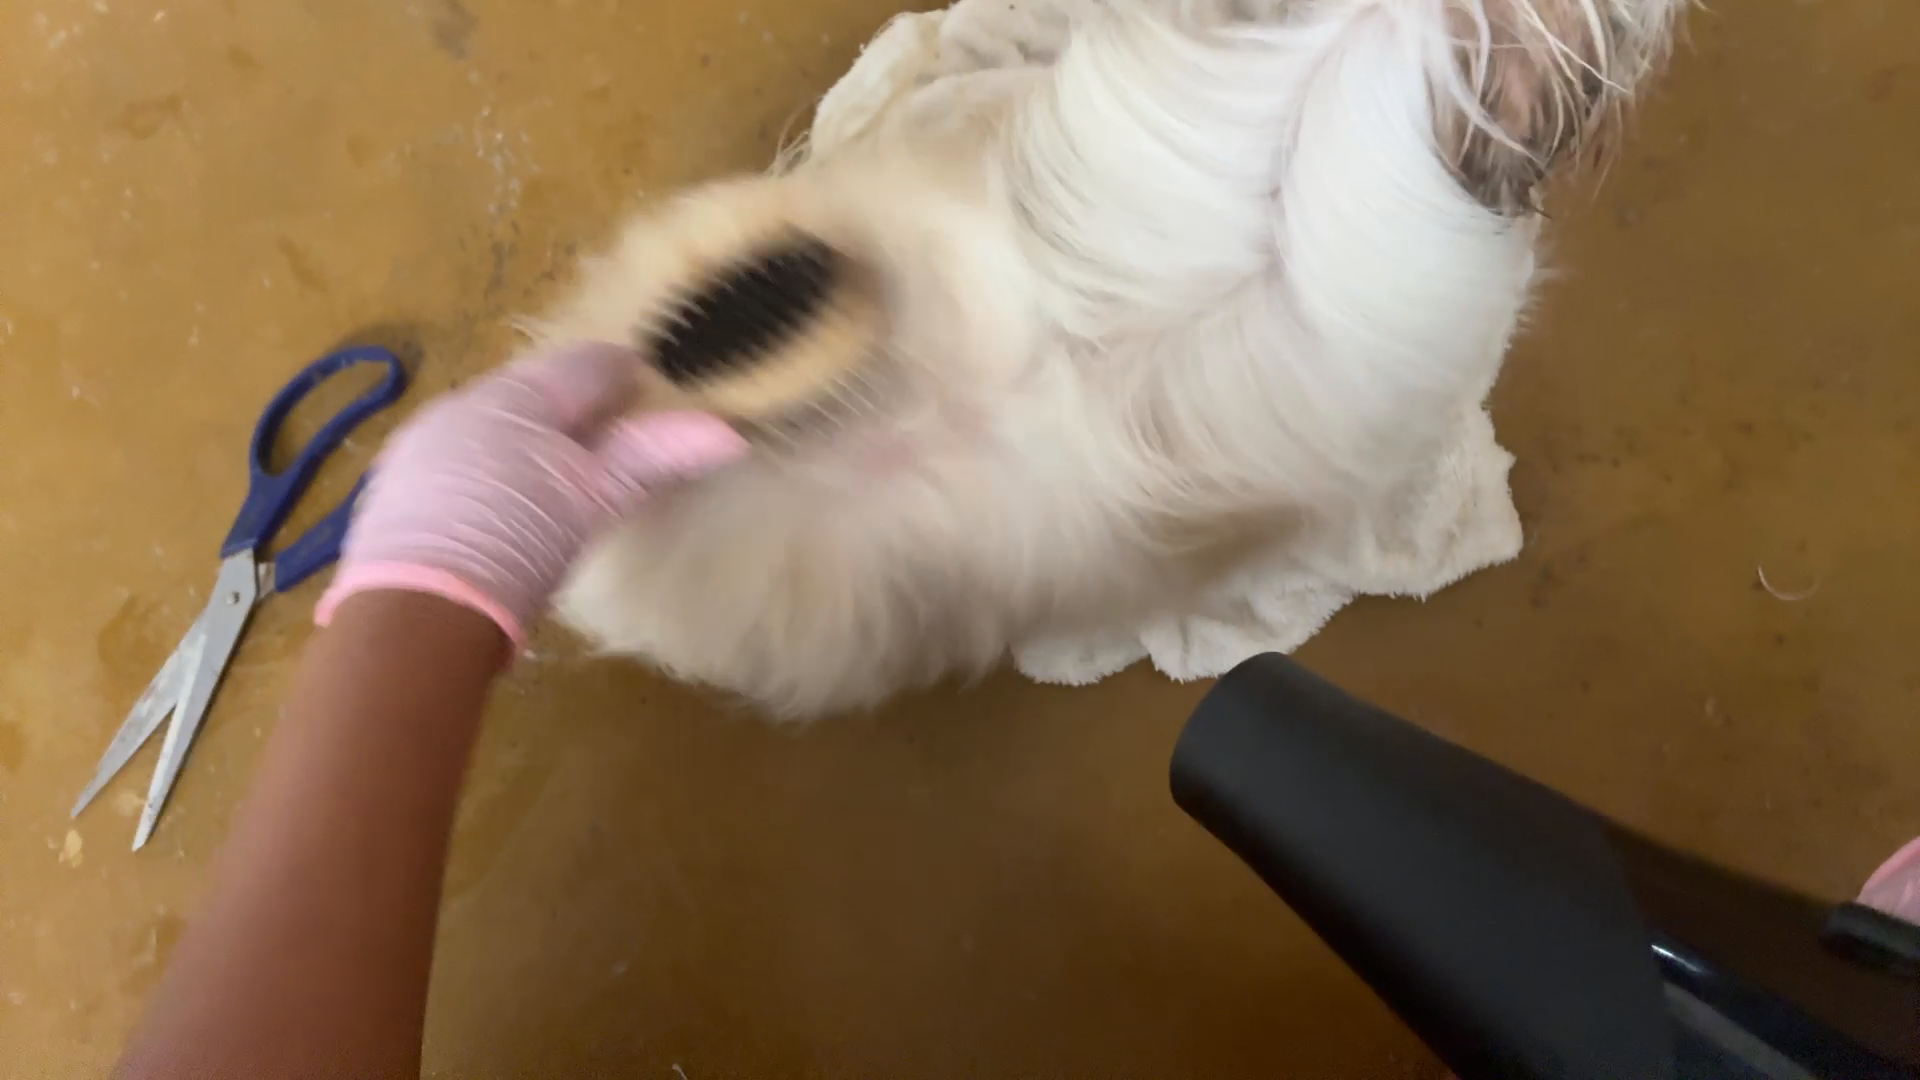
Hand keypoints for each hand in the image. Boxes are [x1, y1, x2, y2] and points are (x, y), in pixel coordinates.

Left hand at [315, 341, 747, 645]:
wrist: (420, 614)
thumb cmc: (519, 539)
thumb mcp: (598, 496)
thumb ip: (658, 456)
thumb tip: (731, 433)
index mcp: (514, 396)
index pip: (586, 364)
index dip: (629, 374)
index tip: (659, 396)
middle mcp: (463, 404)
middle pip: (541, 389)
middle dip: (584, 406)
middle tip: (624, 439)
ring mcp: (425, 444)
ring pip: (501, 421)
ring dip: (542, 434)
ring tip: (574, 471)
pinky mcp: (403, 485)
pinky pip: (469, 453)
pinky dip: (504, 462)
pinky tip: (517, 500)